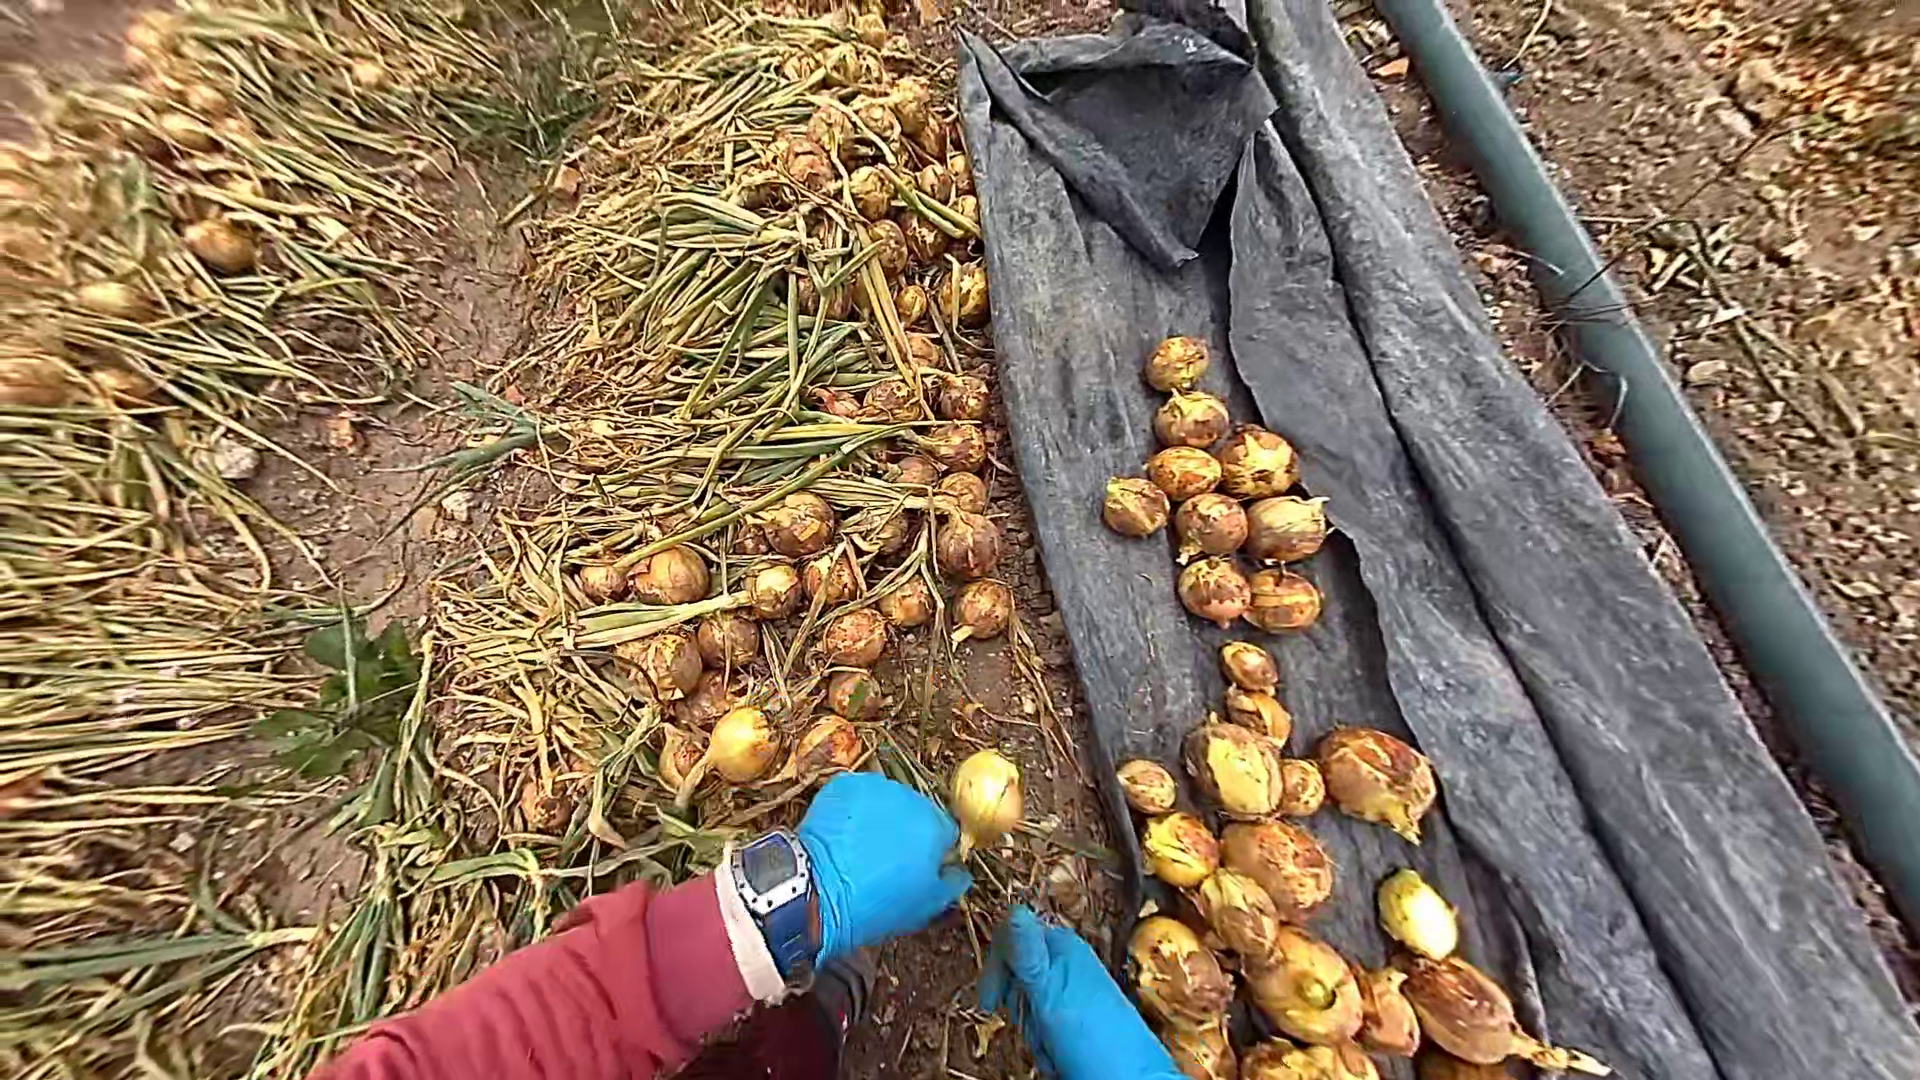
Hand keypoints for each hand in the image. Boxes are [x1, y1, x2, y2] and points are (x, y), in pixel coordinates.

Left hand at [798, 773, 972, 960]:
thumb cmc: (875, 903)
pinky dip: (854, 810)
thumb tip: (960, 871)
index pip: (945, 831)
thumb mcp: (924, 907)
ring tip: (861, 848)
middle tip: (887, 860)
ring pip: (888, 801)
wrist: (816, 889)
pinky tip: (843, 834)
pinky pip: (858, 795)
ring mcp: (876, 786)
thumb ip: (952, 884)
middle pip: (917, 811)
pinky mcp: (846, 783)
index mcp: (934, 825)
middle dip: (907, 831)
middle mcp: (910, 796)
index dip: (933, 851)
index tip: (917, 867)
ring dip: (881, 817)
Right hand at [980, 906, 1182, 1079]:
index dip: (996, 968)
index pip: (1010, 936)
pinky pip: (1045, 1025)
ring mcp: (1072, 993)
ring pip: (1029, 1003)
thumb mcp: (1050, 989)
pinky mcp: (1075, 1021)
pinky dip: (1045, 1043)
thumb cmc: (1092, 1036)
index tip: (991, 1001)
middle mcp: (1066, 963)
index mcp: (1060, 944)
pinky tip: (1058, 1056)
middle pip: (1017, 973)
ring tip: (1052, 1045)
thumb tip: (1012, 907)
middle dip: (1018, 1004)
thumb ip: (1026, 950)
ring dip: (1033, 1028)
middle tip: (1034, 1025)